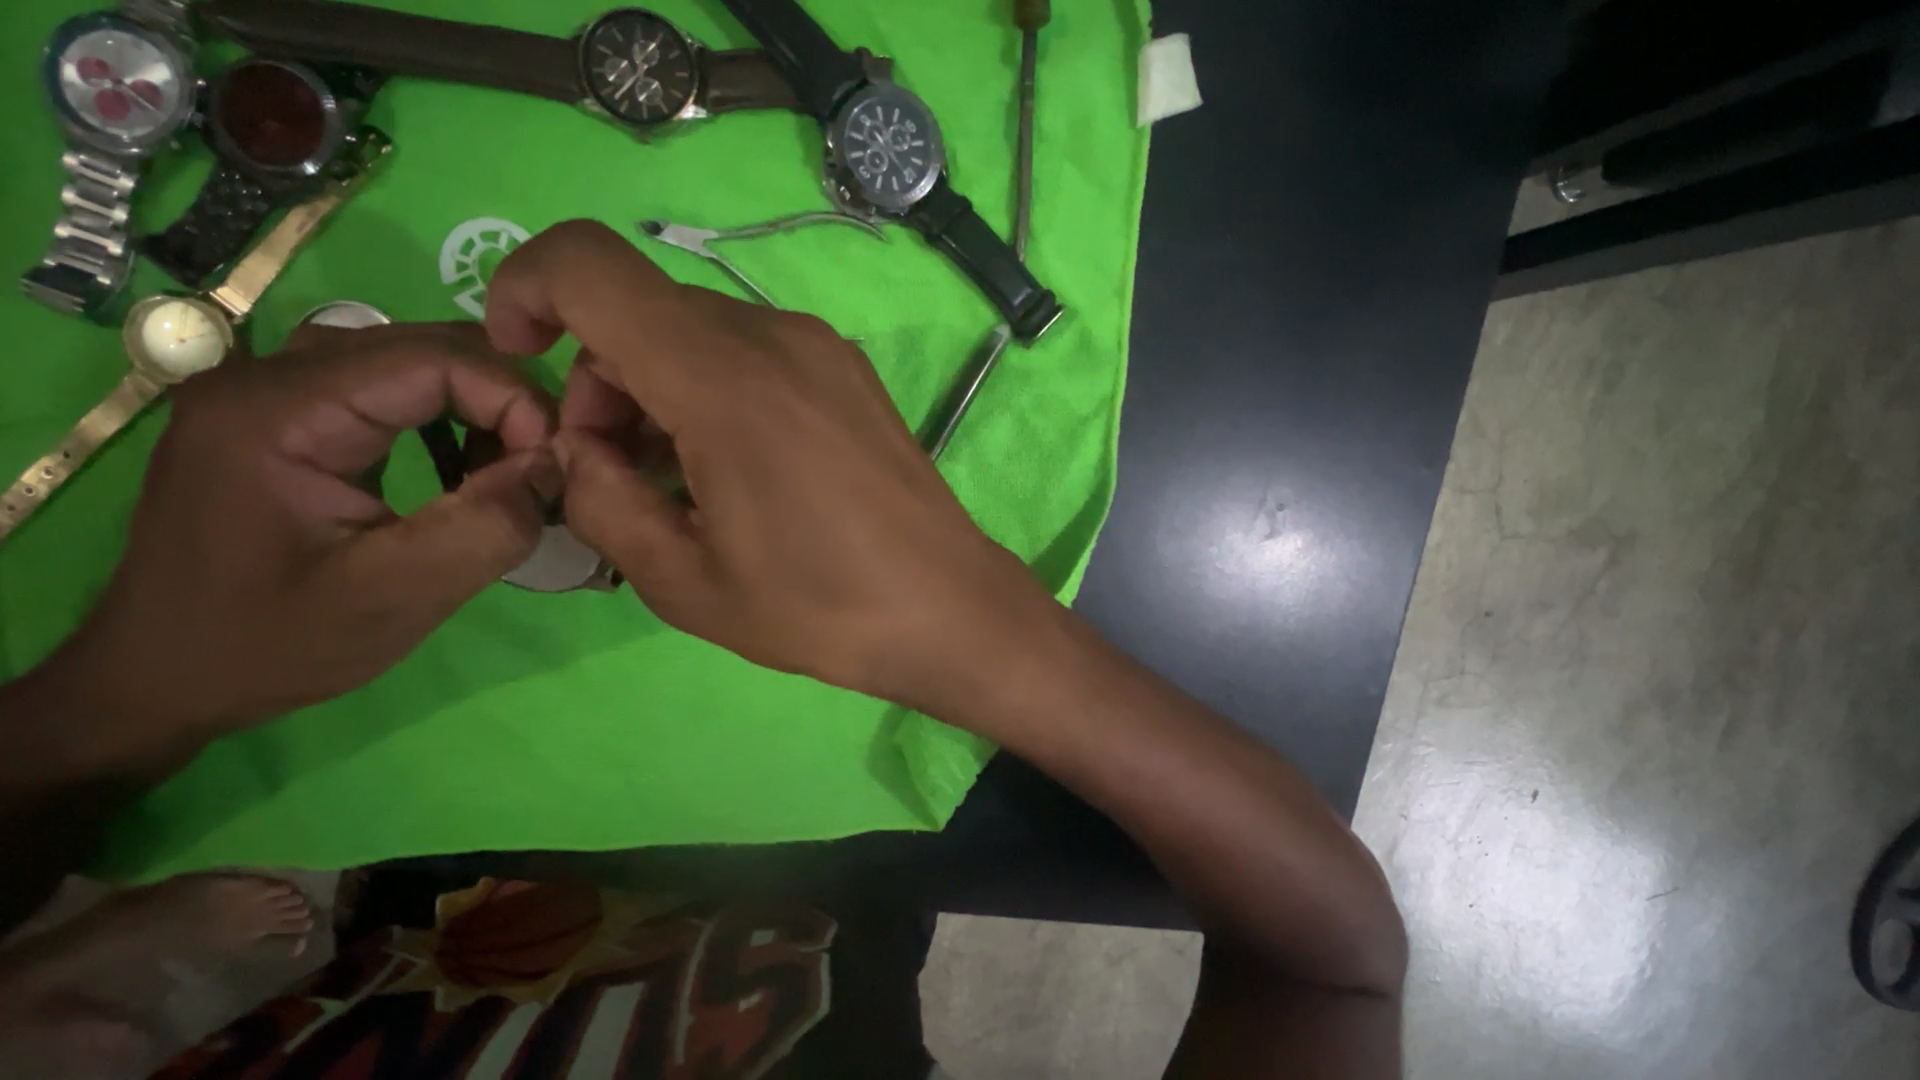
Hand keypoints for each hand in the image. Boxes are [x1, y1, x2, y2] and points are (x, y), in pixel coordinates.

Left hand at [47, 322, 557, 767]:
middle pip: (423, 345)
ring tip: (509, 467)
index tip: (553, 469)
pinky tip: (459, 465)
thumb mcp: (396, 597)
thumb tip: (555, 467)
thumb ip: (487, 527)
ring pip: (407, 360)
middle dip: (503, 399)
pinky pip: (382, 388)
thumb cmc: (270, 644)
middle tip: (544, 467)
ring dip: (476, 404)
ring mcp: (268, 392)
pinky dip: (442, 416)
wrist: (158, 680)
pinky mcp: (280, 418)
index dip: (514, 401)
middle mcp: (266, 377)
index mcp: (280, 410)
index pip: (434, 358)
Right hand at [484, 221, 1057, 709]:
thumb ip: (600, 499)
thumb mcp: (681, 579)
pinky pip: (749, 353)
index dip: (525, 289)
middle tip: (617, 476)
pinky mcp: (846, 370)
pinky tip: (731, 470)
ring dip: (655, 391)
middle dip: (599, 383)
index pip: (589, 266)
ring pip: (694, 333)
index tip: (520, 360)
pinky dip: (710, 391)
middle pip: (641, 313)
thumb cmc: (818, 606)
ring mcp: (819, 347)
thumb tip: (577, 447)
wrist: (947, 607)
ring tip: (677, 485)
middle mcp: (773, 337)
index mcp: (722, 380)